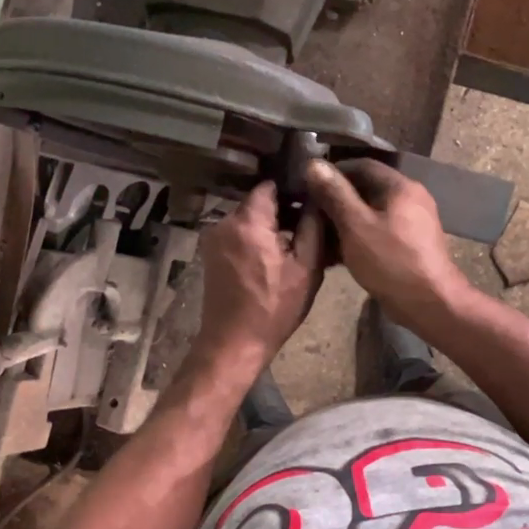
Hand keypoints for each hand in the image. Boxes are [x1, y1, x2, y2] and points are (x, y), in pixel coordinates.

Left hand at [194, 181, 325, 375]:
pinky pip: (238, 236)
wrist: (233, 343)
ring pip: (248, 220)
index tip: (313, 200)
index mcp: (247, 221)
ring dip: (269, 228)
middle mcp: (224, 222)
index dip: (293, 190)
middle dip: (282, 211)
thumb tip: (318, 198)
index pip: (271, 185)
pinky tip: (272, 259)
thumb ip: (313, 226)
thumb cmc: (273, 309)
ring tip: (293, 245)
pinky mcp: (210, 254)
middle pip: (258, 203)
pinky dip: (255, 240)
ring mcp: (213, 238)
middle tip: (309, 226)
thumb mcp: (306, 268)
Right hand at [306, 159, 472, 324]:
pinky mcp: (411, 245)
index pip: (362, 165)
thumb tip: (313, 164)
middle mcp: (411, 198)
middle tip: (310, 212)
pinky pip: (380, 232)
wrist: (428, 303)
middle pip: (368, 189)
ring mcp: (413, 223)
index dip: (334, 173)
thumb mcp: (356, 226)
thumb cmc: (390, 261)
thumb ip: (334, 194)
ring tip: (320, 234)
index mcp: (401, 187)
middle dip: (338, 200)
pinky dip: (360, 237)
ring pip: (373, 213)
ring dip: (346, 221)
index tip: (309, 185)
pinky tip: (339, 253)